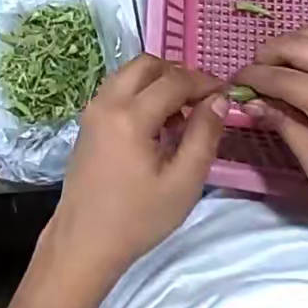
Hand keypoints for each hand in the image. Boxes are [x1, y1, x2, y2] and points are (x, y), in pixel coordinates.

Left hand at [44, 55, 226, 283]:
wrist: (83, 243)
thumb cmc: (137, 218)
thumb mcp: (183, 183)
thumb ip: (204, 135)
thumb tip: (218, 100)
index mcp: (131, 116)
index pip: (174, 81)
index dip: (203, 82)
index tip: (224, 94)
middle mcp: (108, 102)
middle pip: (148, 64)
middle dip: (178, 74)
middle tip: (201, 99)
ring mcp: (93, 108)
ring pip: (130, 72)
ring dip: (158, 80)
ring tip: (180, 111)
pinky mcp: (88, 119)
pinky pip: (118, 87)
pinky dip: (140, 90)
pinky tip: (156, 121)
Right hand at [233, 28, 307, 251]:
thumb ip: (291, 133)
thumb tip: (254, 104)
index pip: (287, 77)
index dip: (254, 78)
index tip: (232, 85)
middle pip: (298, 43)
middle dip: (266, 54)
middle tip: (249, 76)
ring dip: (287, 46)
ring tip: (270, 70)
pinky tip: (299, 70)